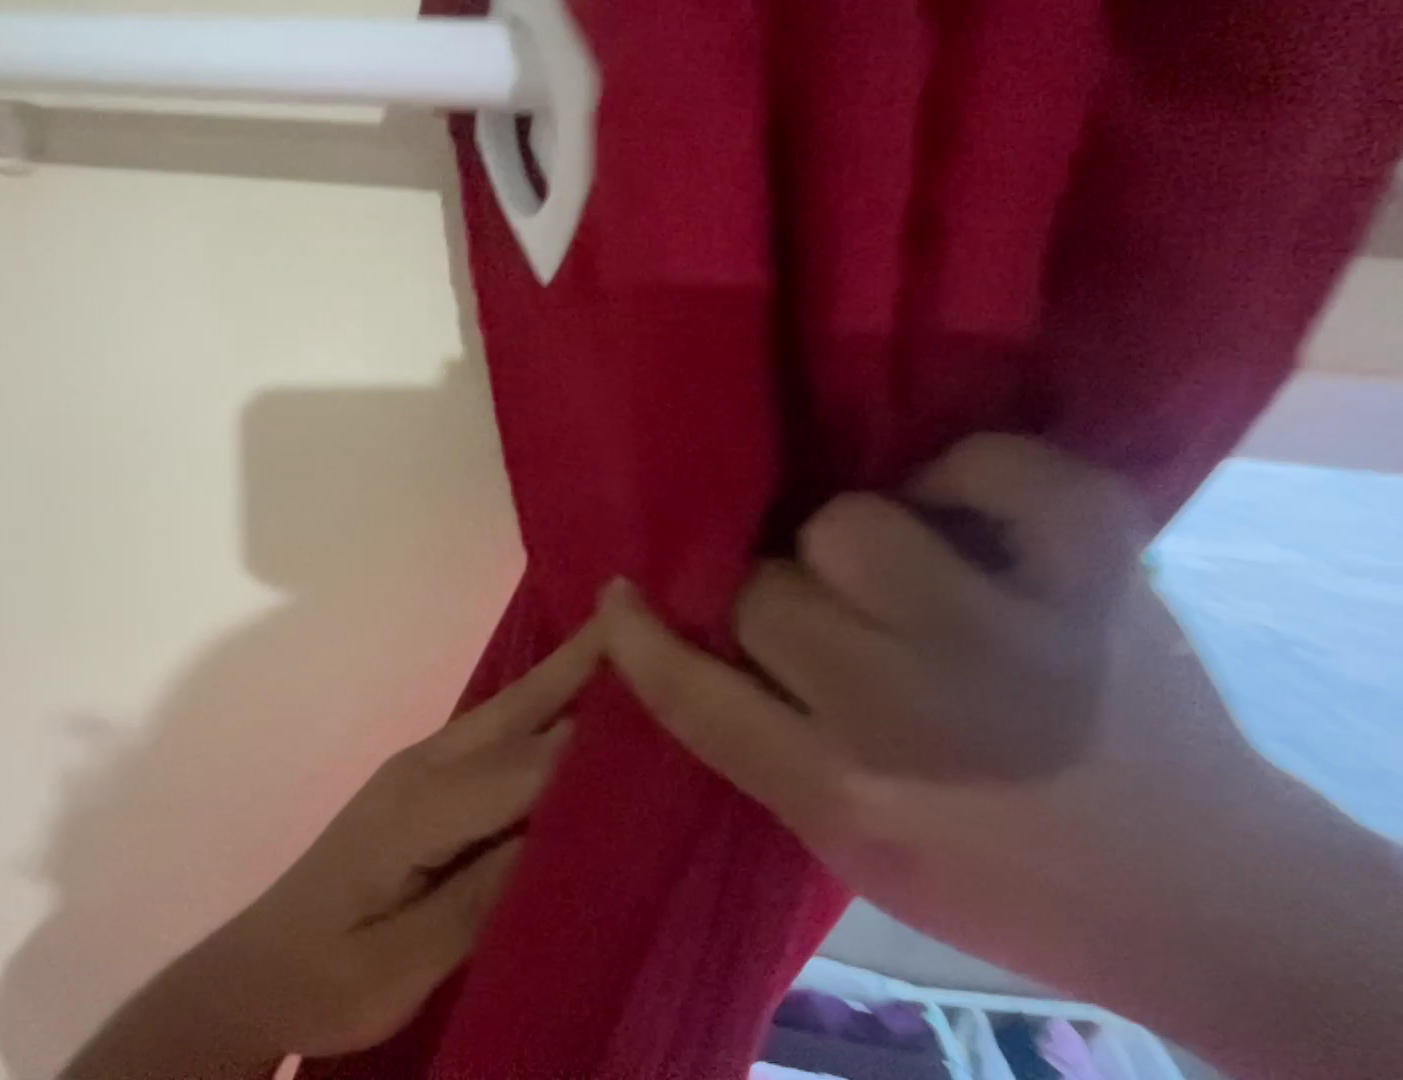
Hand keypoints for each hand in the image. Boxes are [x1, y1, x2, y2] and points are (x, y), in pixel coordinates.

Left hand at [66, 624, 601, 1077]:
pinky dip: (536, 716)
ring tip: (623, 652)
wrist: (258, 973)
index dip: (595, 735)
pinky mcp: (417, 787)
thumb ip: (484, 891)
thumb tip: (561, 828)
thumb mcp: (408, 958)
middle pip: (517, 707)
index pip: (529, 763)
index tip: (666, 694)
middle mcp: (423, 767)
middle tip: (640, 615)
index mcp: (423, 805)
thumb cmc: (331, 975)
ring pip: (504, 713)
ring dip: (561, 681)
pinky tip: (567, 719)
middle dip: (579, 664)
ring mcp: (416, 771)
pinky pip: (491, 738)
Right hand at [597, 434, 1402, 1078]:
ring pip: (848, 525)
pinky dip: (968, 481)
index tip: (619, 596)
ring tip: (887, 577)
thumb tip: (680, 637)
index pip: (694, 694)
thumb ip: (755, 742)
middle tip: (812, 623)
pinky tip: (967, 525)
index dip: (640, 637)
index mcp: (846, 792)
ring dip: (846, 548)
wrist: (1201, 891)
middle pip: (763, 594)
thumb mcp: (845, 843)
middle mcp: (915, 711)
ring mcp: (1013, 631)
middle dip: (767, 603)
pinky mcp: (1102, 569)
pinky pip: (993, 467)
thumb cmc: (993, 877)